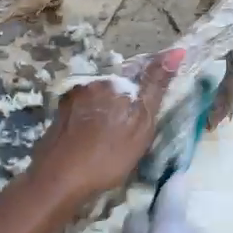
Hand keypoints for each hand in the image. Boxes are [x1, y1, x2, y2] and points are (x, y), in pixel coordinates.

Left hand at [26, 48, 185, 205]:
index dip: (148, 89)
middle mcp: (91, 84)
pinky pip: (83, 112)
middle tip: (131, 131)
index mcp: (114, 83)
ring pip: (98, 99)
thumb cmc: (107, 155)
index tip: (149, 111)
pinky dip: (91, 121)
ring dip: (107, 111)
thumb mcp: (141, 124)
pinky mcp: (58, 115)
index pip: (140, 74)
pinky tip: (92, 141)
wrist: (57, 180)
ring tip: (110, 138)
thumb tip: (175, 51)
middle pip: (117, 87)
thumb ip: (156, 87)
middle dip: (125, 101)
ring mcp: (71, 99)